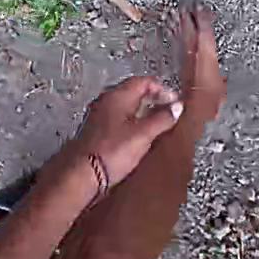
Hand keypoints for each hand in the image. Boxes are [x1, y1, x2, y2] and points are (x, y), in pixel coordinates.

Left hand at [68, 74, 183, 191]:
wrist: (81, 177)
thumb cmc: (113, 152)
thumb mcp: (143, 135)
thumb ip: (162, 119)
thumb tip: (177, 106)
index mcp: (118, 96)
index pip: (144, 81)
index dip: (162, 89)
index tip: (174, 103)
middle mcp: (106, 101)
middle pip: (134, 92)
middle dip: (153, 100)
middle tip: (168, 112)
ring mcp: (99, 116)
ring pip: (126, 107)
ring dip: (143, 112)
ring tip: (157, 125)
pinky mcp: (96, 131)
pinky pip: (119, 119)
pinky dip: (132, 123)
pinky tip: (139, 137)